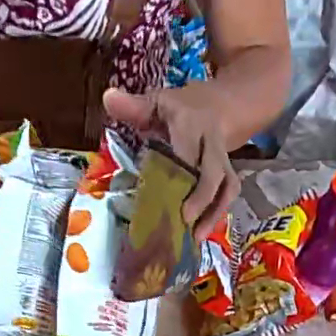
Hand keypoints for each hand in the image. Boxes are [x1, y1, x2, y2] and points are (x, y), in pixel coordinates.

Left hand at [103, 86, 240, 236]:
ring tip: (196, 237)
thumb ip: (133, 106)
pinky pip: (227, 195)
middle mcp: (212, 143)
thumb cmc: (181, 108)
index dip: (181, 169)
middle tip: (184, 220)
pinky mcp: (228, 175)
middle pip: (214, 170)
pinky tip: (201, 233)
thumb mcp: (157, 102)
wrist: (222, 106)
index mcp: (191, 124)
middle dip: (202, 196)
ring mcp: (224, 160)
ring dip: (213, 212)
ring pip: (227, 186)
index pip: (188, 148)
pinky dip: (216, 215)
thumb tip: (107, 97)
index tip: (167, 193)